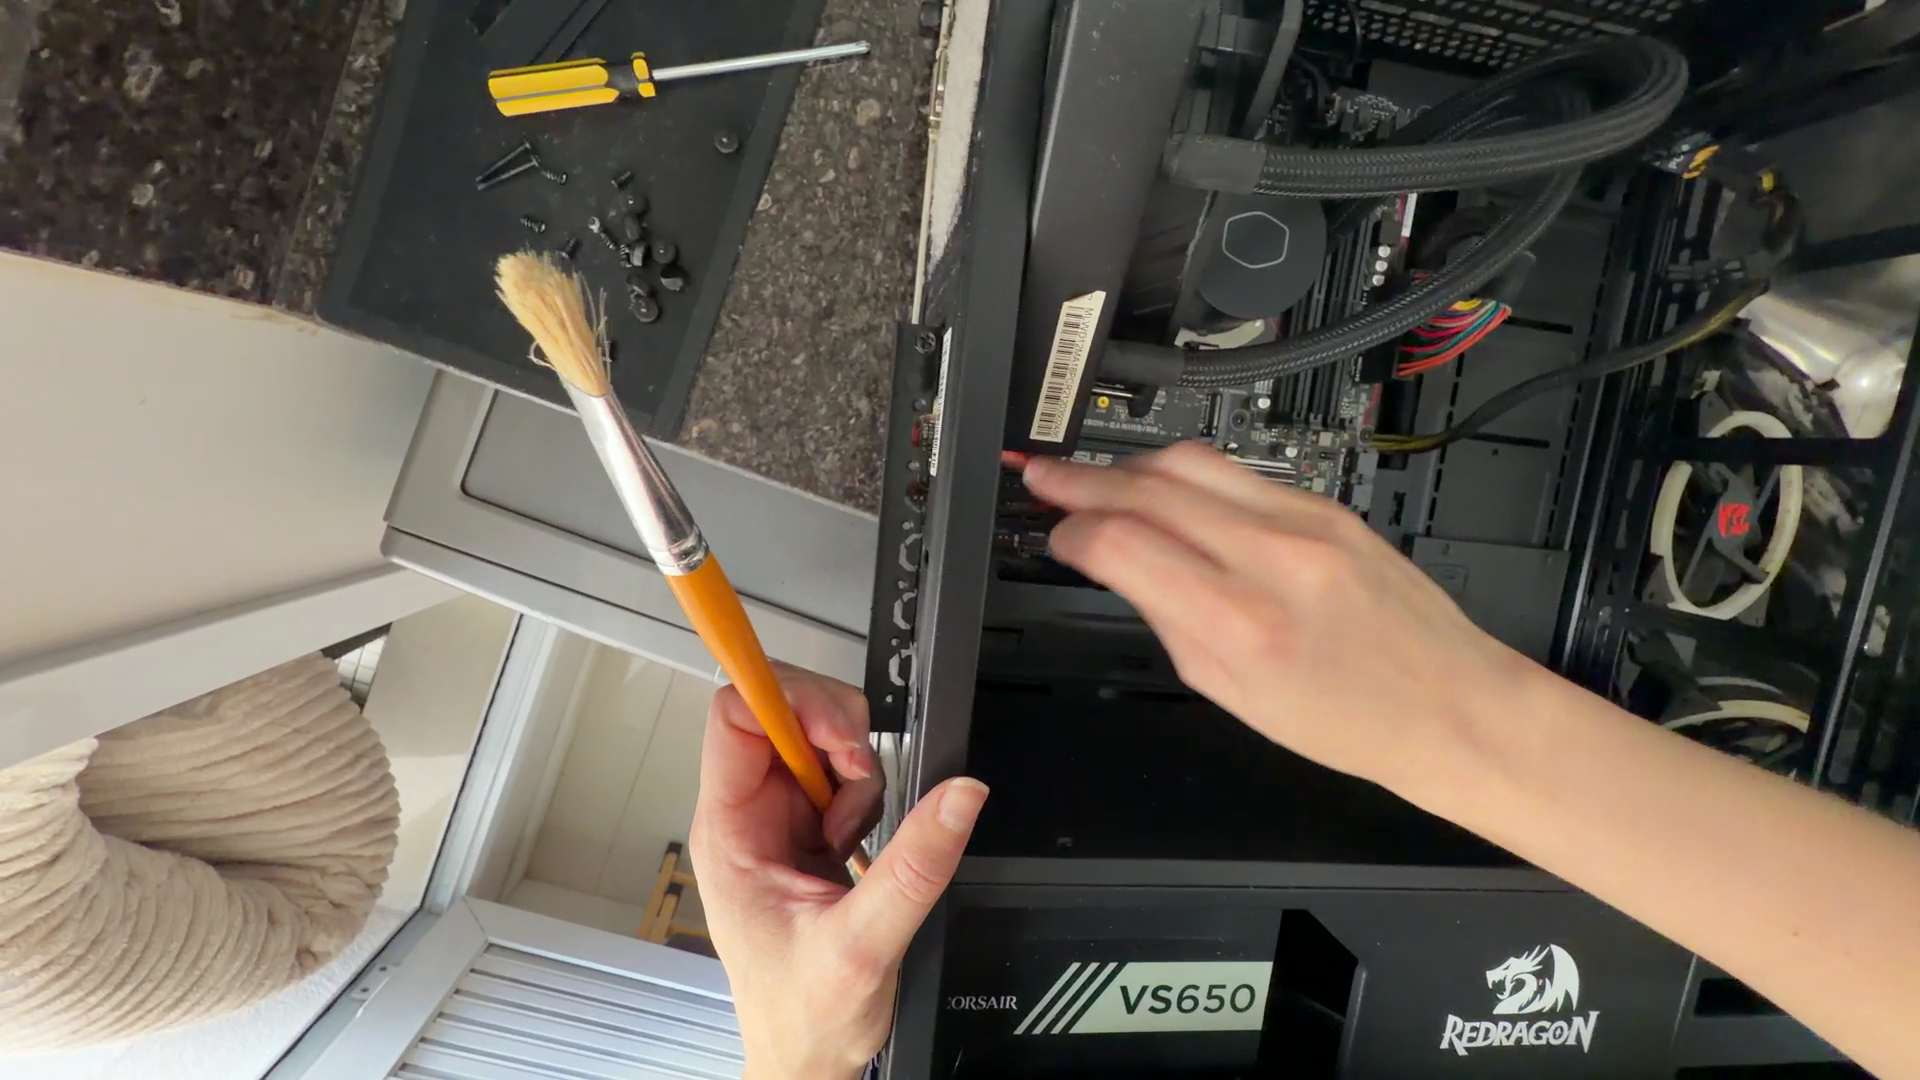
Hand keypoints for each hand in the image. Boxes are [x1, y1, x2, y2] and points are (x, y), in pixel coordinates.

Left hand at [689, 666, 988, 1079]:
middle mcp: (748, 810)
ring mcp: (779, 812)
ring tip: (853, 836)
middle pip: (785, 709)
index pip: (735, 715)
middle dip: (837, 731)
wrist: (808, 1054)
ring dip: (856, 771)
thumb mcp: (863, 946)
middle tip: (862, 777)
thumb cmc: (803, 1017)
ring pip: (821, 734)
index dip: (792, 702)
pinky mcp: (808, 819)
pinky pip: (844, 768)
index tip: (843, 733)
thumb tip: (960, 793)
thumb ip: (915, 865)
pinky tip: (856, 841)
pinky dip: (867, 792)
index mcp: (730, 831)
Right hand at [1021, 442, 1543, 799]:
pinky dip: (1180, 473)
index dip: (1070, 531)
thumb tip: (1114, 561)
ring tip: (1094, 477)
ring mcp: (1305, 520)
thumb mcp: (1223, 688)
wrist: (1451, 706)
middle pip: (1145, 485)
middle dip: (1078, 478)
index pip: (1121, 543)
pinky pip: (1234, 470)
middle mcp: (1272, 556)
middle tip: (1042, 475)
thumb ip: (1162, 613)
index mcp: (1237, 622)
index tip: (1054, 533)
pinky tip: (1162, 488)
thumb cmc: (1346, 719)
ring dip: (1126, 465)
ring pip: (1186, 460)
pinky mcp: (1325, 505)